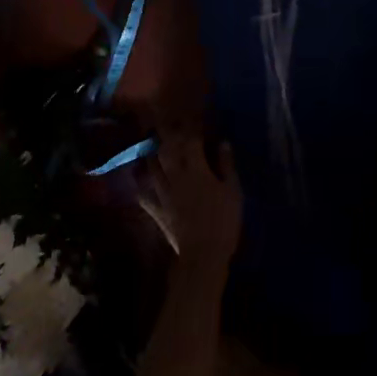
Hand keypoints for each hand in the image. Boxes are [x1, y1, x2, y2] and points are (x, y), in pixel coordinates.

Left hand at [154, 135, 241, 272]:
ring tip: (156, 146)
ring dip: (153, 153)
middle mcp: (174, 175)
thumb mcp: (233, 190)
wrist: (202, 253)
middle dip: (168, 135)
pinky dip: (143, 182)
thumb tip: (223, 143)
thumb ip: (227, 165)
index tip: (193, 121)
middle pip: (166, 149)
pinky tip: (145, 179)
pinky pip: (144, 191)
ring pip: (152, 166)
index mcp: (195, 169)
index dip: (191, 129)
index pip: (190, 141)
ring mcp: (162, 192)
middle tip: (170, 128)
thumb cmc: (224, 220)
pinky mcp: (155, 209)